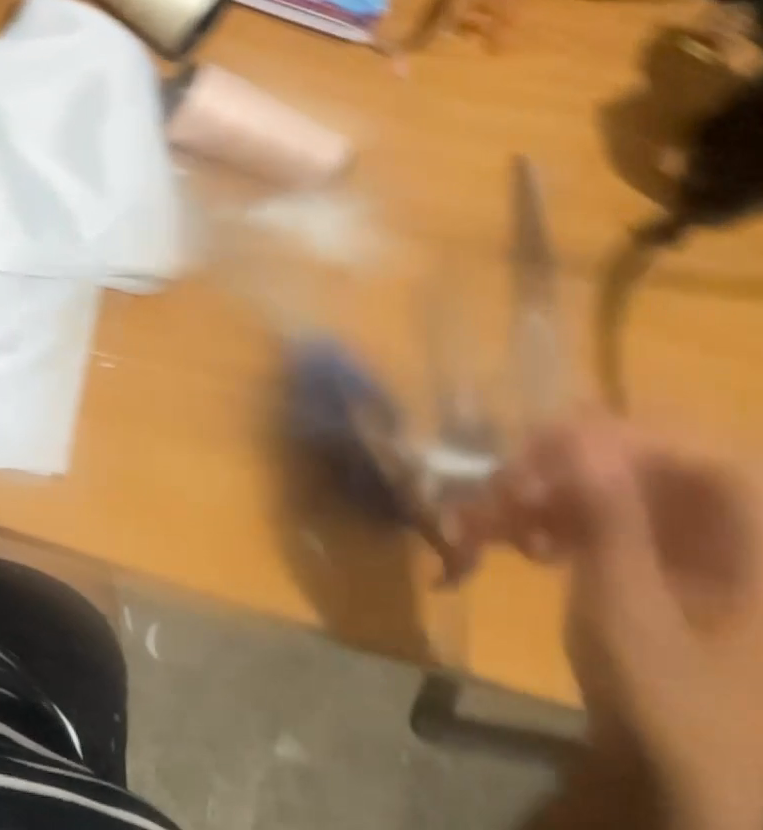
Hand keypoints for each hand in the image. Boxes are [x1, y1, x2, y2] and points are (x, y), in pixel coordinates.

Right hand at [490, 415, 762, 829]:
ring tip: (488, 529)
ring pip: (619, 488)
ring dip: (544, 498)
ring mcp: (712, 551)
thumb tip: (578, 433)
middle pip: (647, 462)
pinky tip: (521, 548)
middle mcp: (743, 533)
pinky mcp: (676, 567)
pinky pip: (612, 519)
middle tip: (496, 496)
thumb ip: (609, 518)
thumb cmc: (679, 708)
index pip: (692, 448)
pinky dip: (556, 525)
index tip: (527, 457)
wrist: (705, 789)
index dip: (608, 437)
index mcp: (760, 541)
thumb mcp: (632, 613)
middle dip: (560, 470)